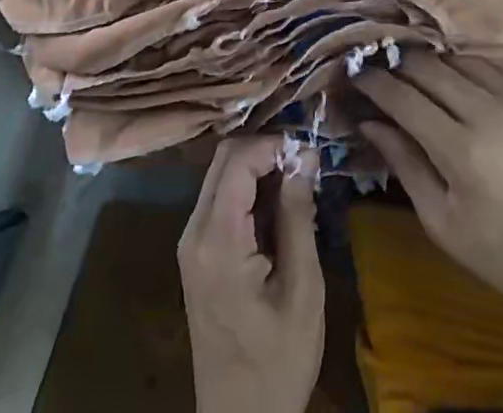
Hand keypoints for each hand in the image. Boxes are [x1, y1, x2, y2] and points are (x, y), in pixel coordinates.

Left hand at [179, 136, 323, 412]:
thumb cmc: (278, 358)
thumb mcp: (302, 287)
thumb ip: (298, 216)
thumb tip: (304, 158)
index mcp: (217, 240)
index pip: (237, 160)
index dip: (275, 144)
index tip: (311, 154)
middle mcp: (194, 232)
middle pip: (223, 160)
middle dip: (266, 149)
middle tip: (308, 163)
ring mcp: (191, 243)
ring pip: (221, 176)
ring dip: (260, 167)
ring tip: (301, 181)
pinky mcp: (197, 253)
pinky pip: (221, 199)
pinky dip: (251, 189)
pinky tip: (281, 205)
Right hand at [352, 56, 502, 328]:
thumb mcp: (442, 222)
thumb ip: (405, 164)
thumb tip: (371, 123)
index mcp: (461, 149)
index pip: (404, 98)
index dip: (375, 81)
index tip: (355, 72)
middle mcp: (490, 112)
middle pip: (431, 68)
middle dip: (398, 62)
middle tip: (378, 63)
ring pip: (463, 61)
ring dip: (433, 62)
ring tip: (412, 68)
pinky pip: (495, 69)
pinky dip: (468, 69)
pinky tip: (456, 78)